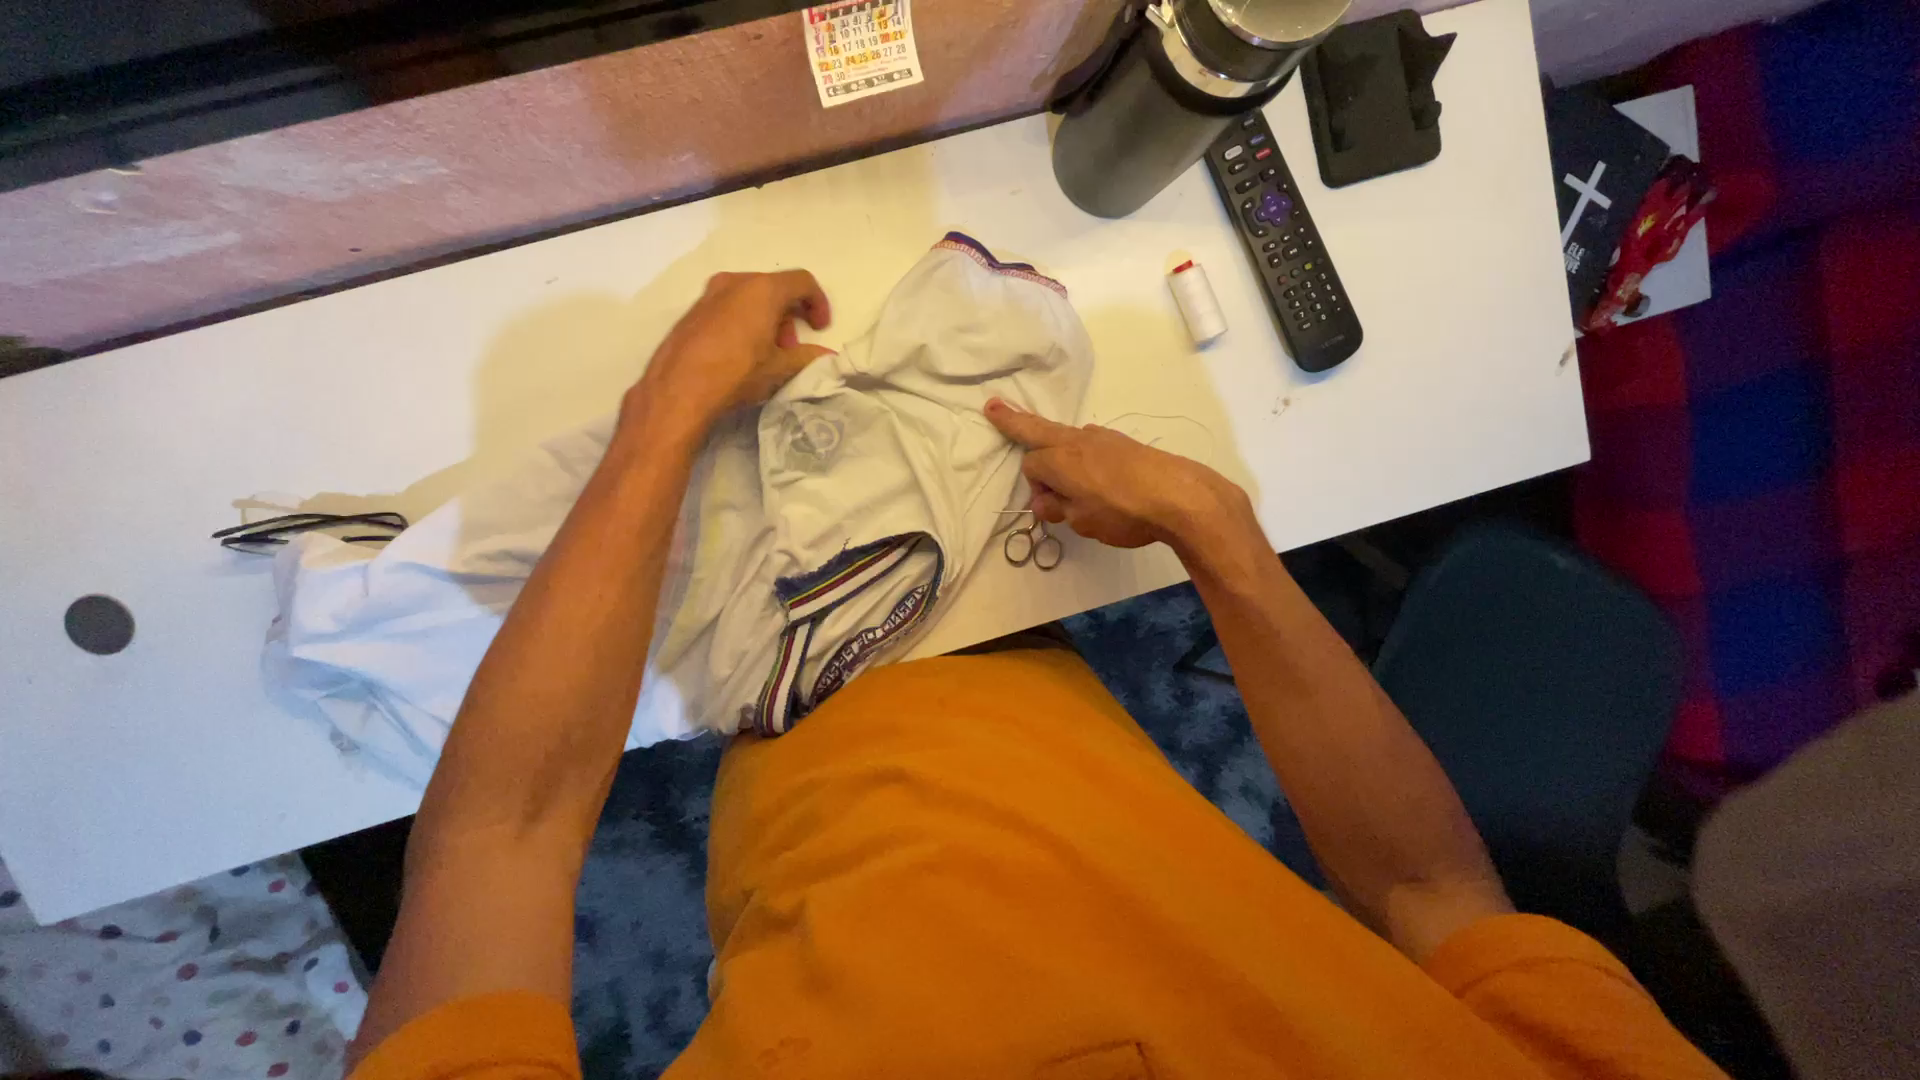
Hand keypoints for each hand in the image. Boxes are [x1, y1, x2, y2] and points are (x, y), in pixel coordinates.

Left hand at [627, 270, 833, 431]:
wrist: (678, 389)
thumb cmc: (737, 373)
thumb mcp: (779, 369)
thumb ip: (807, 358)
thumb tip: (827, 356)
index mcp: (762, 289)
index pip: (802, 282)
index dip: (818, 302)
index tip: (820, 328)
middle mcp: (735, 282)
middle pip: (774, 288)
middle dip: (790, 314)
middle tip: (792, 346)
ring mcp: (709, 294)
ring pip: (749, 297)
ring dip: (766, 319)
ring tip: (766, 353)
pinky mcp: (692, 311)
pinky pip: (728, 307)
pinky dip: (743, 321)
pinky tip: (740, 353)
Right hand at [984, 397, 1253, 551]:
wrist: (1180, 496)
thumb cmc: (1123, 512)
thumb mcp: (1082, 520)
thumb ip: (1058, 508)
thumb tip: (1046, 501)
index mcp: (1059, 459)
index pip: (1030, 466)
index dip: (1034, 488)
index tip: (1048, 506)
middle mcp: (1076, 440)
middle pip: (1038, 429)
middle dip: (1014, 420)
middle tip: (993, 406)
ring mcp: (1102, 437)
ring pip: (1067, 437)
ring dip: (1056, 449)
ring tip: (1065, 474)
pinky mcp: (1124, 443)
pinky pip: (1090, 444)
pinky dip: (1082, 455)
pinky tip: (1095, 474)